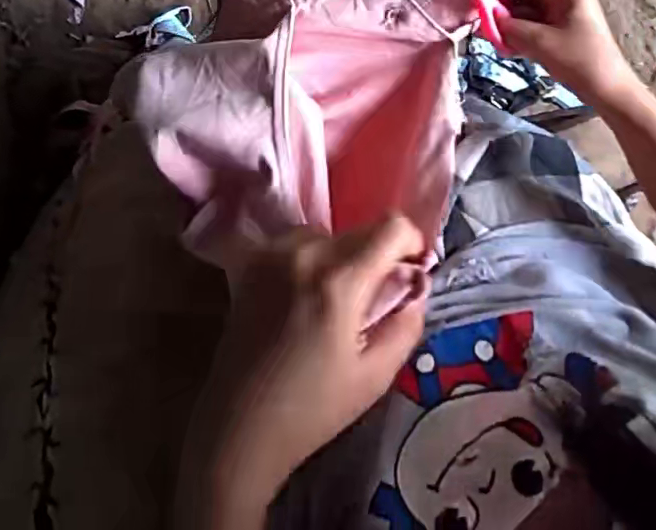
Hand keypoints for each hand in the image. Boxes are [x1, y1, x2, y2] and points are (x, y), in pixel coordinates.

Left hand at [178, 217, 428, 528]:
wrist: (238, 428)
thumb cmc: (312, 409)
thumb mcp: (376, 376)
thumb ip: (407, 323)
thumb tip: (418, 285)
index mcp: (340, 281)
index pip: (391, 226)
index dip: (412, 241)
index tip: (411, 269)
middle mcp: (306, 254)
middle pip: (363, 229)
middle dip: (380, 254)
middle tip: (376, 295)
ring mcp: (275, 253)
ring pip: (332, 233)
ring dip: (345, 255)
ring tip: (337, 298)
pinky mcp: (253, 262)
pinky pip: (299, 241)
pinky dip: (313, 257)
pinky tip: (307, 294)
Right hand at [487, 0, 639, 106]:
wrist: (610, 91)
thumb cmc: (582, 62)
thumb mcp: (542, 43)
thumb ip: (511, 27)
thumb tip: (487, 16)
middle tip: (474, 1)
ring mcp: (562, 11)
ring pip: (525, 2)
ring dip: (504, 10)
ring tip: (482, 21)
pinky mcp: (559, 28)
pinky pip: (530, 19)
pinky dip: (514, 25)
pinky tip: (499, 37)